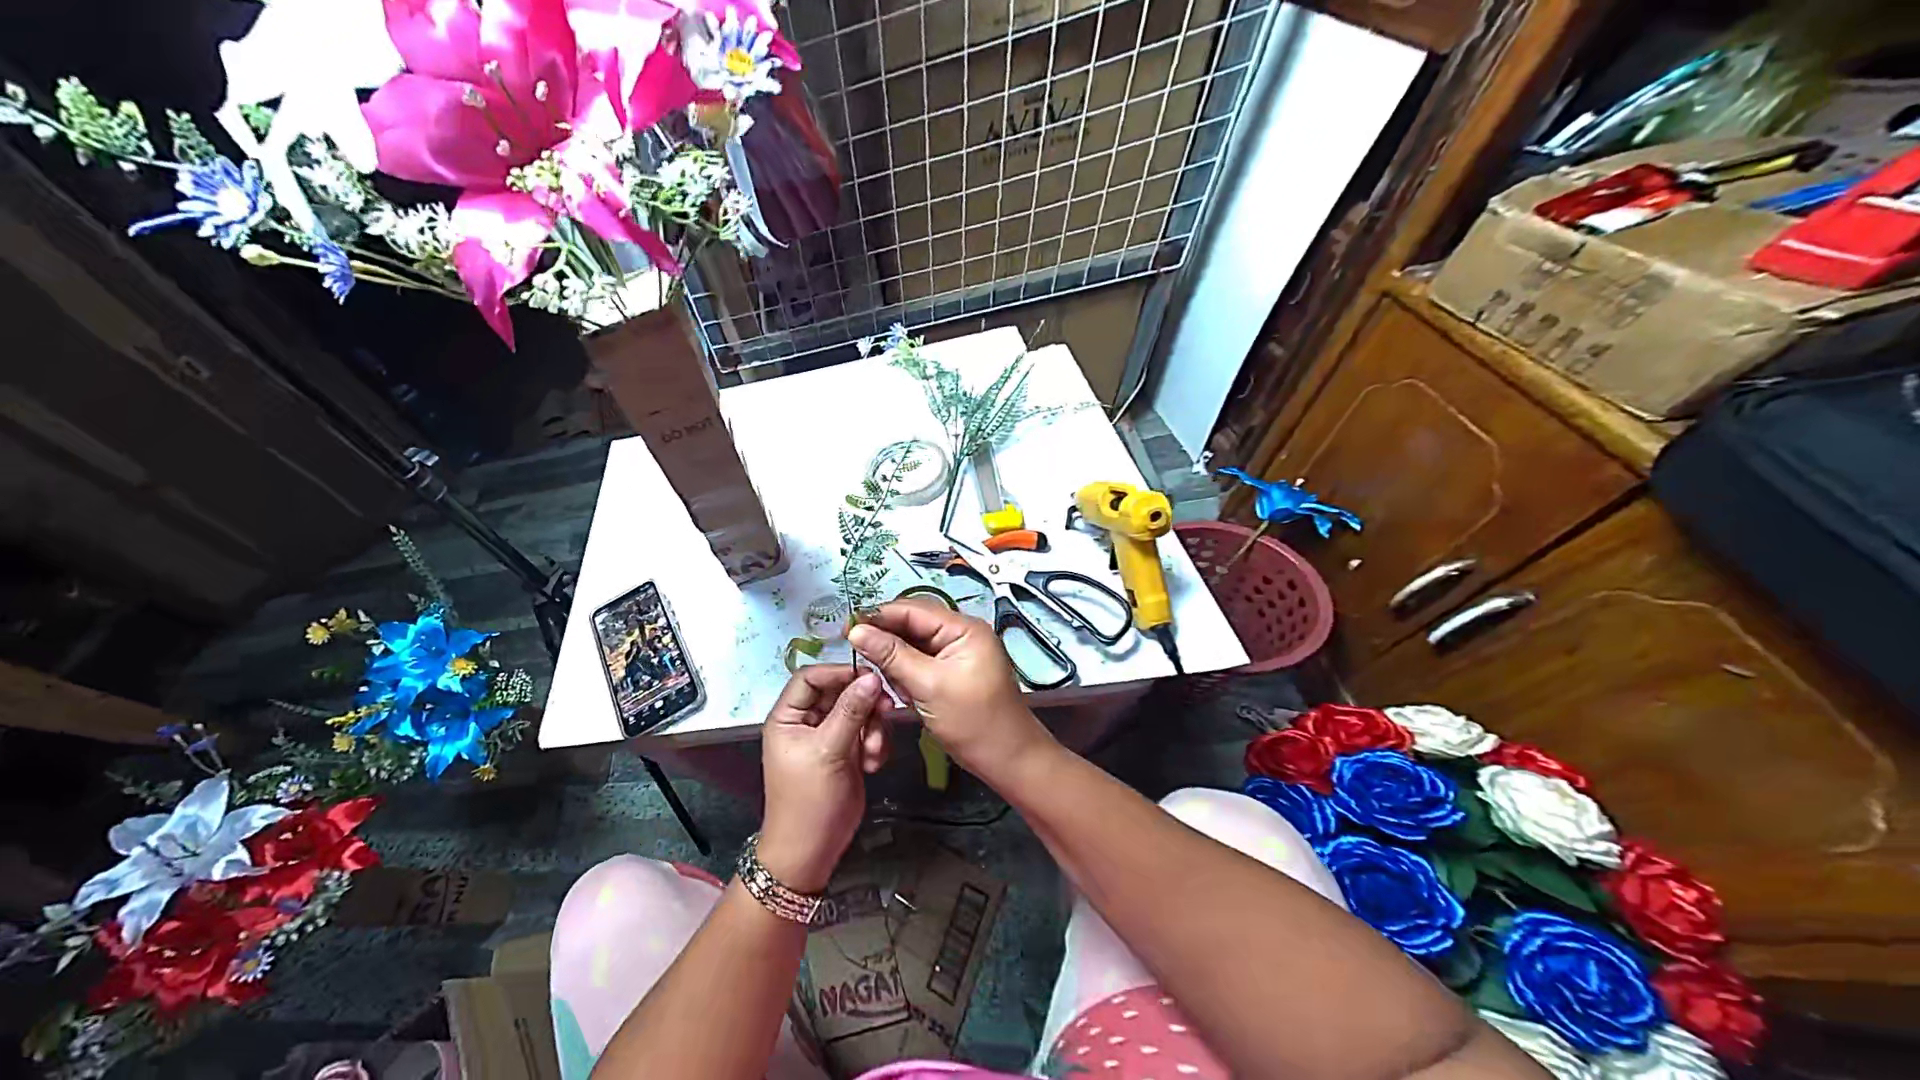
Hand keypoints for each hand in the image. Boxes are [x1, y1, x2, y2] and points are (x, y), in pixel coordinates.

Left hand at [758, 666, 890, 893]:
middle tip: (886, 709)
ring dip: (873, 728)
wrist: (812, 851)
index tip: (869, 676)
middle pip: (839, 693)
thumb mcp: (829, 751)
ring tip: (875, 752)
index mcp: (788, 717)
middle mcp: (806, 722)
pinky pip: (867, 732)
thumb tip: (871, 677)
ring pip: (858, 712)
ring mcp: (828, 737)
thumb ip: (851, 711)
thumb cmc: (809, 801)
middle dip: (864, 704)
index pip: (810, 677)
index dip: (839, 672)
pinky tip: (874, 764)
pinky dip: (875, 744)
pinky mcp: (847, 752)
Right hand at [847, 599, 1055, 784]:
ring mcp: (956, 655)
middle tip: (856, 652)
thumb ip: (892, 655)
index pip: (913, 610)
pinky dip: (905, 674)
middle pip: (912, 625)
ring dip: (894, 659)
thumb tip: (857, 630)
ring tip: (880, 675)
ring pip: (913, 645)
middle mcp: (961, 634)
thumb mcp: (928, 685)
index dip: (879, 616)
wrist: (1007, 759)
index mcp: (964, 628)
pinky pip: (920, 663)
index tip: (848, 628)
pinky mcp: (951, 674)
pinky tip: (897, 688)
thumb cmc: (974, 722)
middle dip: (885, 639)